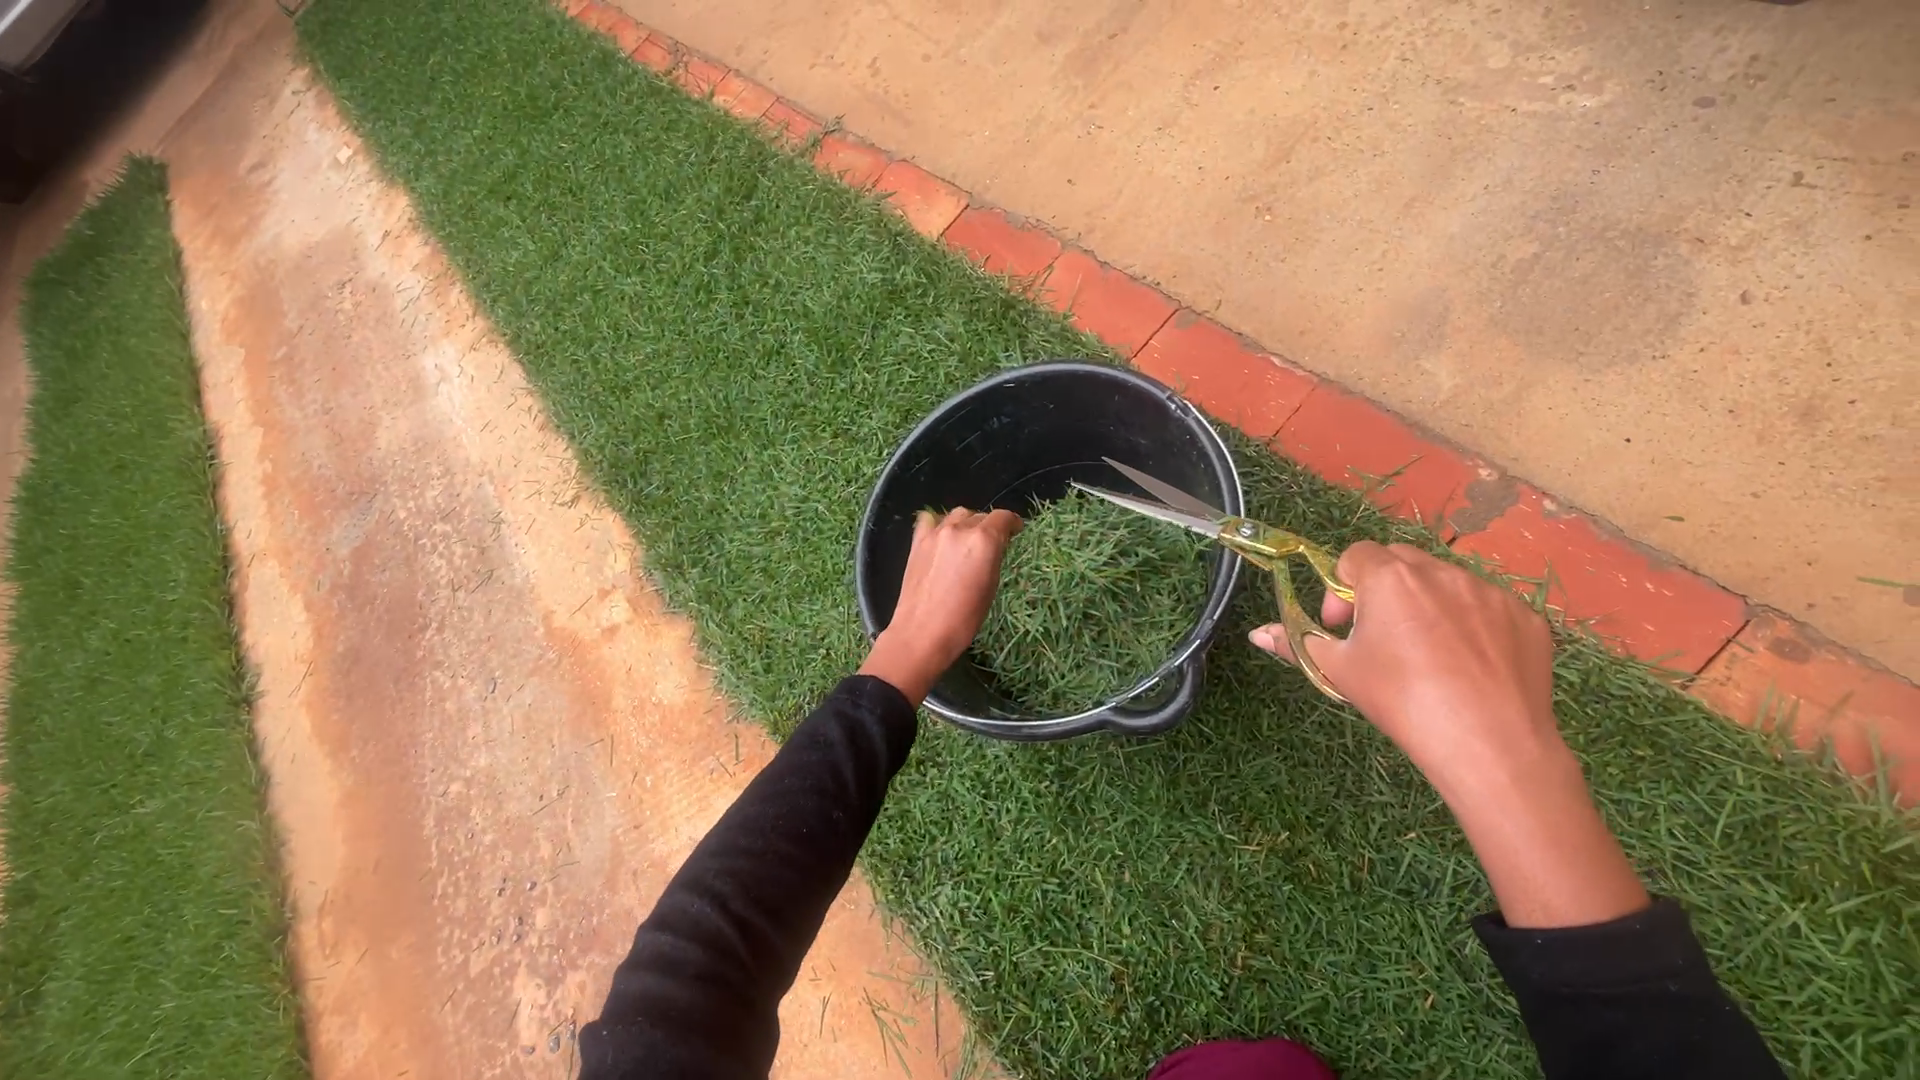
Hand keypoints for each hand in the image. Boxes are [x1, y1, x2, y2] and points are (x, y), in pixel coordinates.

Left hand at [859, 507, 1022, 704]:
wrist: (922, 633)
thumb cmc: (964, 619)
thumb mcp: (990, 587)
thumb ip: (994, 558)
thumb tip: (995, 546)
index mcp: (984, 541)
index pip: (1003, 517)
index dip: (1012, 523)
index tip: (1015, 531)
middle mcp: (960, 529)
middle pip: (980, 516)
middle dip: (989, 527)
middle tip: (991, 545)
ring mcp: (936, 533)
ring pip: (957, 515)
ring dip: (966, 523)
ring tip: (966, 541)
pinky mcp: (917, 542)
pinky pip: (930, 520)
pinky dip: (939, 524)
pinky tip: (941, 539)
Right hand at [1250, 541, 1557, 793]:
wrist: (1489, 743)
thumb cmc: (1401, 701)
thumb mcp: (1340, 672)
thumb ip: (1297, 642)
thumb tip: (1257, 634)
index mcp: (1389, 578)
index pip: (1355, 555)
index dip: (1342, 588)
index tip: (1344, 627)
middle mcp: (1440, 572)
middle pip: (1400, 562)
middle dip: (1383, 589)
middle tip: (1380, 636)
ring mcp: (1489, 592)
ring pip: (1445, 583)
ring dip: (1427, 604)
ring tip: (1428, 655)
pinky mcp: (1526, 616)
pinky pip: (1487, 607)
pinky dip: (1472, 625)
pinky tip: (1470, 666)